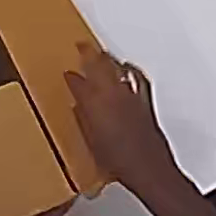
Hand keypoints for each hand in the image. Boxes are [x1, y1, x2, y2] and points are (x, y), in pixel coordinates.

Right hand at [65, 42, 192, 205]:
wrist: (148, 170)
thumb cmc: (118, 161)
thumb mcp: (90, 141)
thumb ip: (82, 119)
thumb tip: (78, 108)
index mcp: (92, 103)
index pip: (77, 81)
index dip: (71, 77)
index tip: (67, 73)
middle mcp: (111, 95)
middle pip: (97, 65)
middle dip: (88, 53)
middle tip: (82, 45)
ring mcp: (129, 96)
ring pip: (116, 68)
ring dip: (108, 58)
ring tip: (102, 51)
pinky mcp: (144, 101)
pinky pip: (137, 79)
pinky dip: (132, 71)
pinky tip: (129, 67)